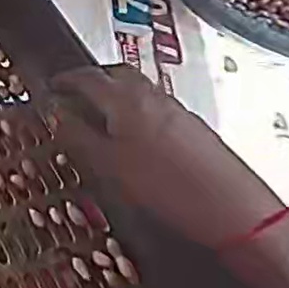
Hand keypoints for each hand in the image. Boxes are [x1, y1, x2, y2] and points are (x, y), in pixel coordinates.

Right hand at [51, 64, 284, 248]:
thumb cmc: (166, 188)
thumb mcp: (107, 163)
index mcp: (124, 99)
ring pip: (137, 89)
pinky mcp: (194, 128)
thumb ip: (76, 133)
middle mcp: (152, 96)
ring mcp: (177, 110)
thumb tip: (55, 110)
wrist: (237, 214)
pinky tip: (130, 135)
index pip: (86, 76)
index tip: (51, 85)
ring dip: (114, 92)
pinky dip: (134, 108)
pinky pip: (154, 106)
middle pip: (116, 73)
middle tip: (73, 91)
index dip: (65, 79)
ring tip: (98, 114)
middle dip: (92, 78)